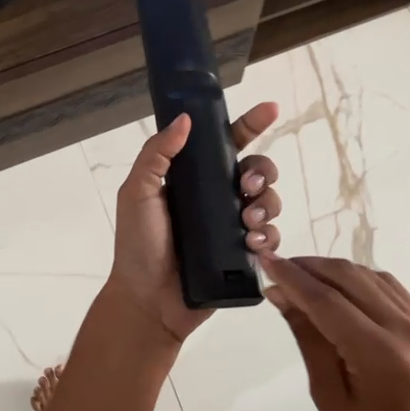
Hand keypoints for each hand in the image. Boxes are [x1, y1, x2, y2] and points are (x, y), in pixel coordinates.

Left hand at [104, 103, 283, 344]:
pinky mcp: (244, 256)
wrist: (148, 301)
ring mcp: (232, 227)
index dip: (249, 124)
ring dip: (266, 204)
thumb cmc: (139, 245)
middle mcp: (216, 198)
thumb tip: (185, 119)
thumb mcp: (138, 193)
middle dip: (262, 171)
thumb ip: (156, 155)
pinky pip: (271, 238)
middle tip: (246, 185)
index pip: (226, 144)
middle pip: (257, 171)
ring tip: (247, 221)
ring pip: (268, 202)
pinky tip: (255, 242)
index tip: (271, 109)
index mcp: (193, 179)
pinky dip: (270, 236)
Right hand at [263, 255, 409, 410]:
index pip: (326, 300)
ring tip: (300, 277)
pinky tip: (337, 288)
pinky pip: (388, 288)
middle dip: (309, 267)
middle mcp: (405, 330)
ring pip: (369, 276)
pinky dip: (358, 280)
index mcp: (379, 354)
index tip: (264, 260)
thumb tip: (281, 294)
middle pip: (349, 277)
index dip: (291, 277)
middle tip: (277, 268)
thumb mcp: (328, 397)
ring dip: (332, 270)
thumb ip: (307, 338)